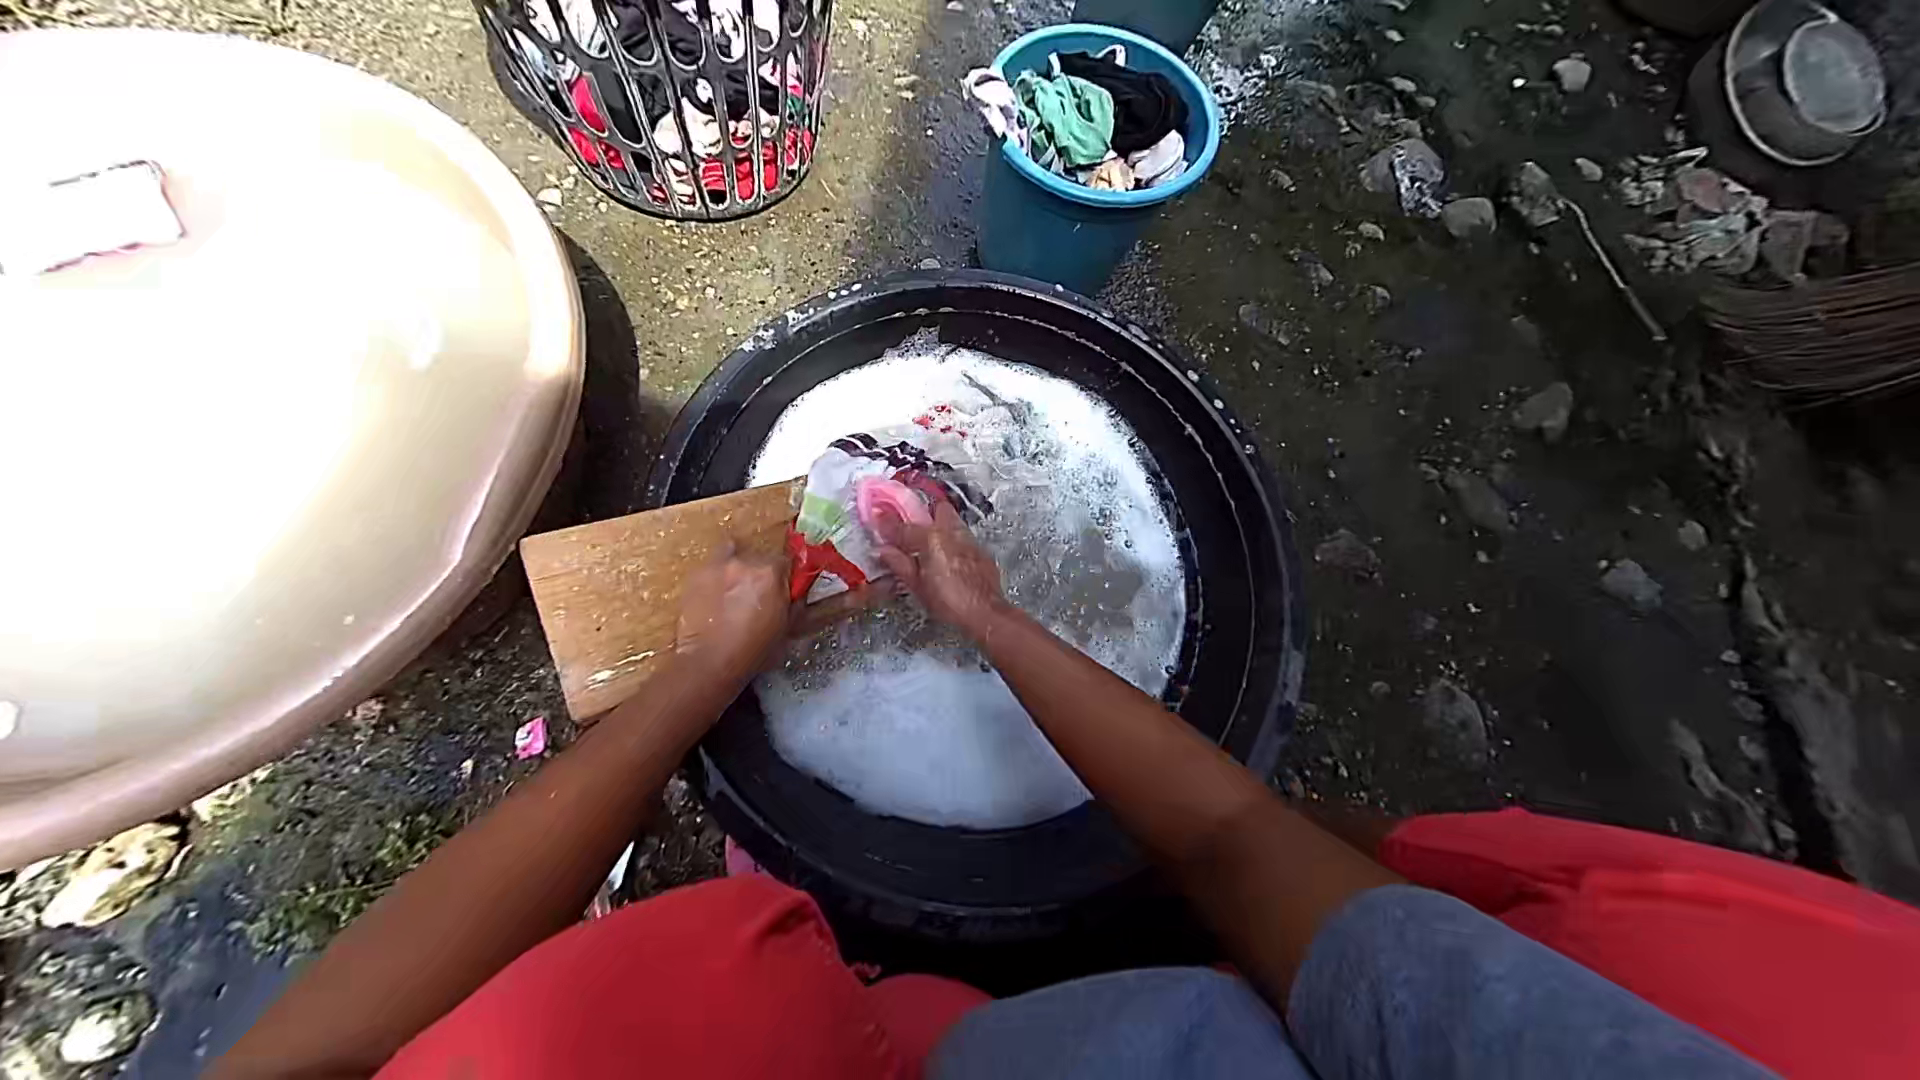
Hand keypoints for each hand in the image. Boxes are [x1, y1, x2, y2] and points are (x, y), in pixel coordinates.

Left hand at [674, 543, 788, 682]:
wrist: (709, 662)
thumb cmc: (753, 650)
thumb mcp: (787, 628)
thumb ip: (795, 602)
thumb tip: (798, 591)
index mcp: (772, 573)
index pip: (786, 561)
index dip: (785, 577)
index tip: (782, 590)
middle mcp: (745, 562)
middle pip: (760, 558)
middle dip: (761, 574)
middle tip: (758, 597)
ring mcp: (718, 566)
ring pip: (734, 557)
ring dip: (738, 571)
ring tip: (734, 593)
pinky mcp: (696, 575)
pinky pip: (712, 567)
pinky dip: (717, 576)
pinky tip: (715, 594)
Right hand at [871, 500, 1009, 639]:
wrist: (985, 613)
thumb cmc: (950, 602)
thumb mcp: (916, 585)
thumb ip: (899, 563)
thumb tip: (885, 551)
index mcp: (931, 538)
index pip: (903, 527)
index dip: (888, 523)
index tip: (879, 518)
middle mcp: (952, 533)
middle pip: (936, 509)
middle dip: (922, 513)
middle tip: (910, 527)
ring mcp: (969, 540)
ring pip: (952, 521)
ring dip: (939, 526)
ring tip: (928, 545)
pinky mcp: (980, 551)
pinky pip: (963, 537)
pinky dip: (953, 542)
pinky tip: (947, 558)